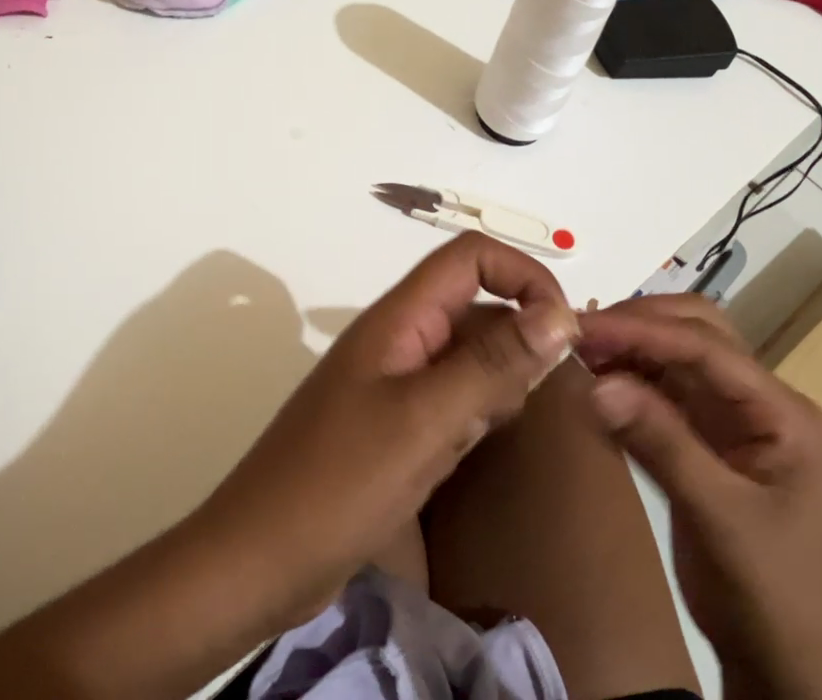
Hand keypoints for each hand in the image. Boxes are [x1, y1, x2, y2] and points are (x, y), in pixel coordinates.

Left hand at [197, 232, 580, 628]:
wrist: (258, 562)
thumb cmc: (339, 485)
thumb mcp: (426, 421)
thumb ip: (493, 364)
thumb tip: (559, 314)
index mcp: (397, 322)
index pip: (469, 259)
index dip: (523, 275)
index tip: (563, 329)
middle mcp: (395, 343)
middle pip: (472, 305)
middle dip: (520, 331)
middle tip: (554, 386)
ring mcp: (391, 387)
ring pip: (465, 356)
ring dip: (502, 375)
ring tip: (519, 418)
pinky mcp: (390, 429)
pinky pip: (450, 400)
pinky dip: (478, 411)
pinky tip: (484, 444)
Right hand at [578, 296, 821, 699]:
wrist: (788, 663)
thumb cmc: (771, 590)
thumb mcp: (720, 516)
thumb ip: (663, 442)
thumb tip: (596, 382)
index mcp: (781, 411)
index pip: (707, 348)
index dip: (642, 331)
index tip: (582, 327)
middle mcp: (760, 403)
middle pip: (699, 335)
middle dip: (640, 324)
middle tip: (577, 332)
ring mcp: (734, 422)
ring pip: (679, 360)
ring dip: (632, 347)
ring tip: (579, 350)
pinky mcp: (708, 444)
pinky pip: (666, 395)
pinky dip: (631, 381)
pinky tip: (597, 381)